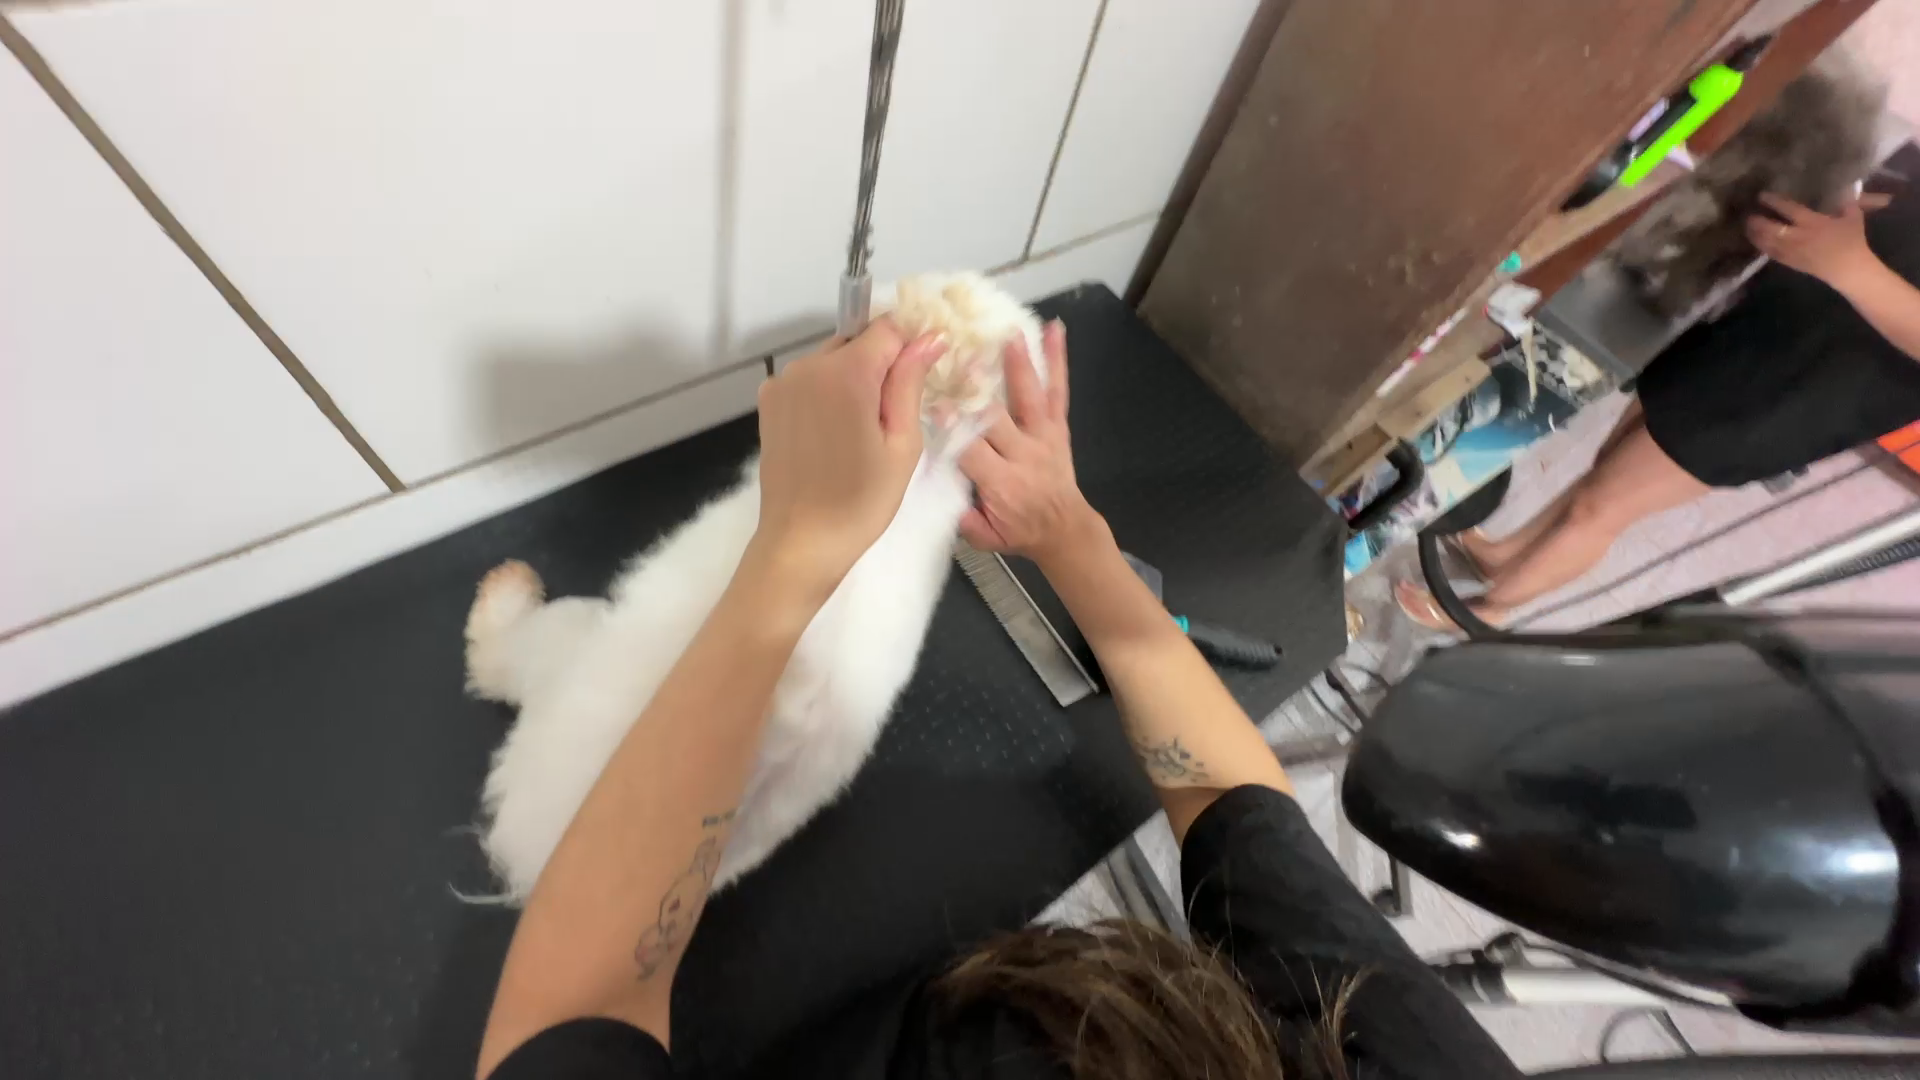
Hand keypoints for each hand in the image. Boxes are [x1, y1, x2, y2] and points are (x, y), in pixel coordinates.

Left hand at [752, 319, 943, 591]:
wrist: (801, 542)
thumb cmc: (861, 501)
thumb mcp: (903, 444)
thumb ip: (911, 383)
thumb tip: (930, 337)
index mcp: (845, 374)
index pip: (887, 328)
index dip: (910, 346)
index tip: (920, 378)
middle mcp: (807, 366)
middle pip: (857, 341)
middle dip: (880, 366)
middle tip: (891, 418)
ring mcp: (782, 383)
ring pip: (833, 360)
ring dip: (854, 380)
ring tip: (862, 432)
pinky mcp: (769, 402)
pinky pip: (810, 380)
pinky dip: (828, 394)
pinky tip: (835, 435)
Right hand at [957, 320, 1105, 565]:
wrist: (1064, 529)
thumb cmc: (1018, 531)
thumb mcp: (984, 538)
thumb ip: (964, 518)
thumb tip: (939, 490)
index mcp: (1001, 482)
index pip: (972, 449)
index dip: (953, 428)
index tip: (934, 405)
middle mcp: (1023, 454)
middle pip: (996, 417)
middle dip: (979, 390)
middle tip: (964, 359)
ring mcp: (1043, 436)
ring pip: (1029, 396)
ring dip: (1019, 364)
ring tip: (1011, 334)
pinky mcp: (1057, 427)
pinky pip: (1058, 391)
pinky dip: (1057, 360)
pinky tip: (1054, 330)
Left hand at [1747, 191, 1890, 289]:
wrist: (1844, 266)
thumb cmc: (1851, 240)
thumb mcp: (1853, 218)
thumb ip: (1847, 203)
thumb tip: (1847, 187)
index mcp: (1813, 223)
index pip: (1789, 209)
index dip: (1774, 202)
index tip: (1762, 196)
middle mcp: (1795, 236)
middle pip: (1768, 227)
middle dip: (1756, 220)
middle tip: (1749, 214)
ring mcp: (1787, 249)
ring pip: (1762, 240)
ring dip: (1753, 232)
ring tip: (1747, 226)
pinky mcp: (1783, 259)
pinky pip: (1765, 251)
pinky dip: (1758, 243)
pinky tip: (1754, 239)